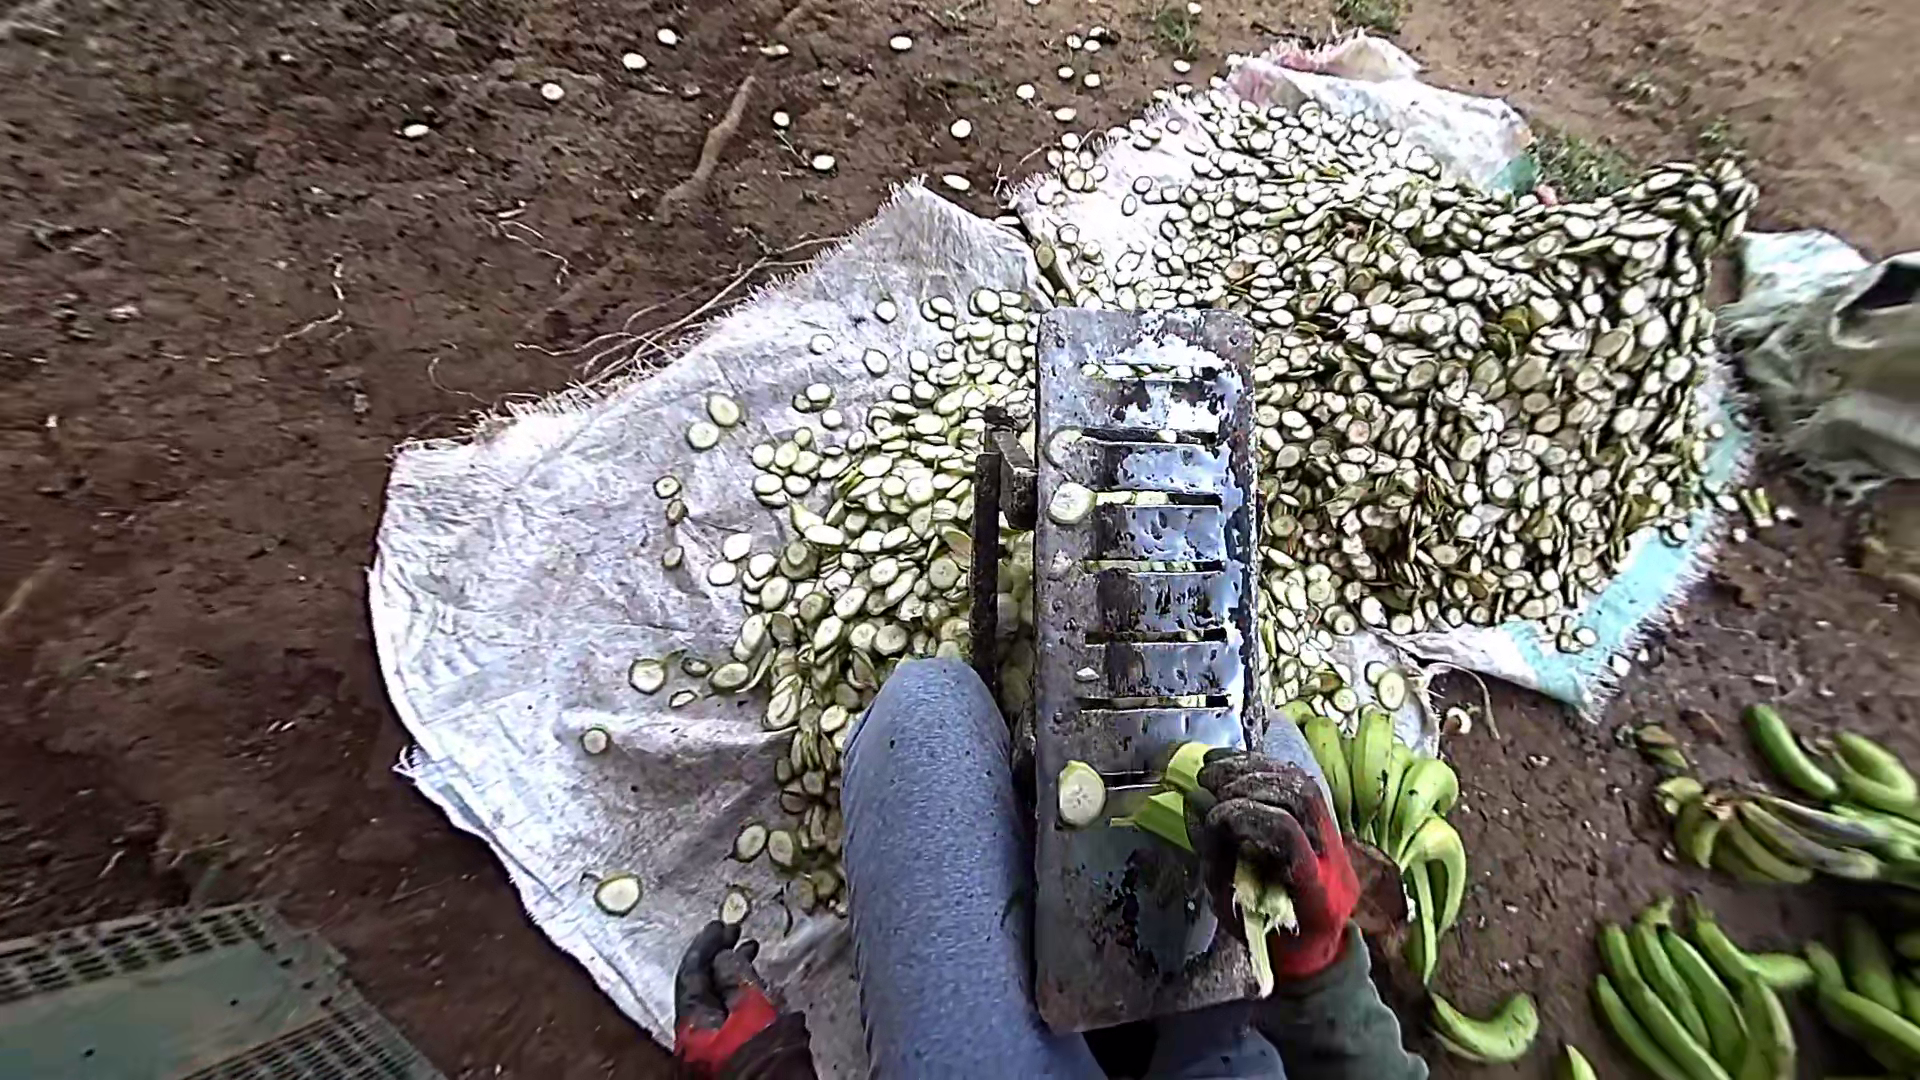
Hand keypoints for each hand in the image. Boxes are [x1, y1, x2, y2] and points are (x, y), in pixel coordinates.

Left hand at [674, 921, 812, 1077]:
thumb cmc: (761, 1050)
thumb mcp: (751, 1005)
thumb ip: (735, 976)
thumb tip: (723, 954)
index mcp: (694, 1022)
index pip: (691, 973)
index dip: (705, 944)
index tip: (719, 924)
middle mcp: (695, 1033)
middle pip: (700, 983)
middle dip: (717, 954)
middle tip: (734, 931)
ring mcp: (709, 1041)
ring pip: (713, 993)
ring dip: (729, 967)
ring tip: (749, 948)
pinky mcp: (726, 1046)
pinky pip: (725, 1006)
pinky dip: (736, 985)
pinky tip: (752, 977)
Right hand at [1184, 751, 1359, 978]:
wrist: (1313, 947)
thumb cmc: (1265, 934)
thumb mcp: (1230, 906)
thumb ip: (1213, 852)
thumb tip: (1196, 798)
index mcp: (1315, 889)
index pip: (1287, 831)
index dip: (1243, 815)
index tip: (1212, 818)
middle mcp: (1334, 856)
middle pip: (1299, 796)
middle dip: (1246, 783)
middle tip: (1206, 782)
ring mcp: (1333, 836)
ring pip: (1299, 780)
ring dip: (1249, 768)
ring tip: (1212, 771)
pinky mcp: (1322, 819)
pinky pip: (1293, 778)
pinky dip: (1255, 765)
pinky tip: (1224, 763)